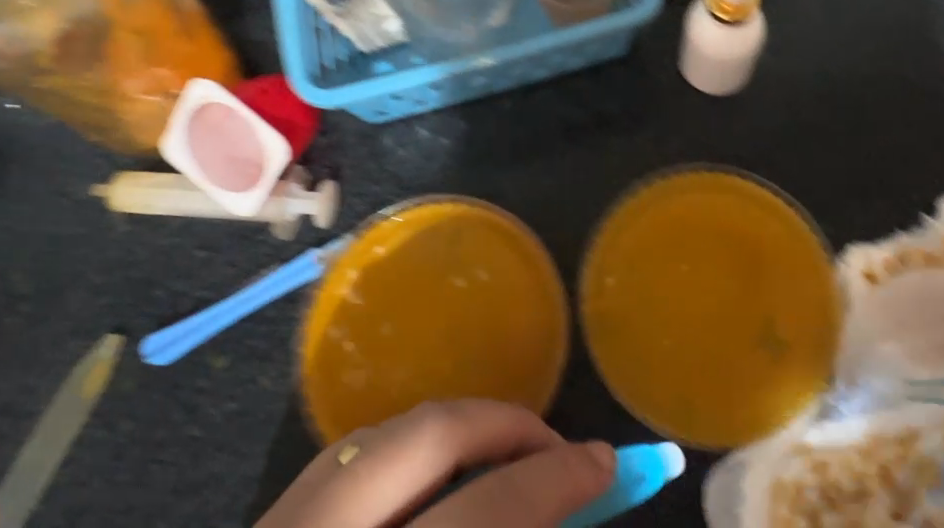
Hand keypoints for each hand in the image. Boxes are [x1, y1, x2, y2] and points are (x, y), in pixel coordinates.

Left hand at [254, 399, 613, 527]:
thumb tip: (551, 513)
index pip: (486, 516)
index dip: (557, 479)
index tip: (605, 463)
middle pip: (424, 439)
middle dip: (507, 427)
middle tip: (557, 449)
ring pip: (377, 438)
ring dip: (453, 434)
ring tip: (502, 460)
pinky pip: (338, 467)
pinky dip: (400, 458)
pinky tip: (431, 486)